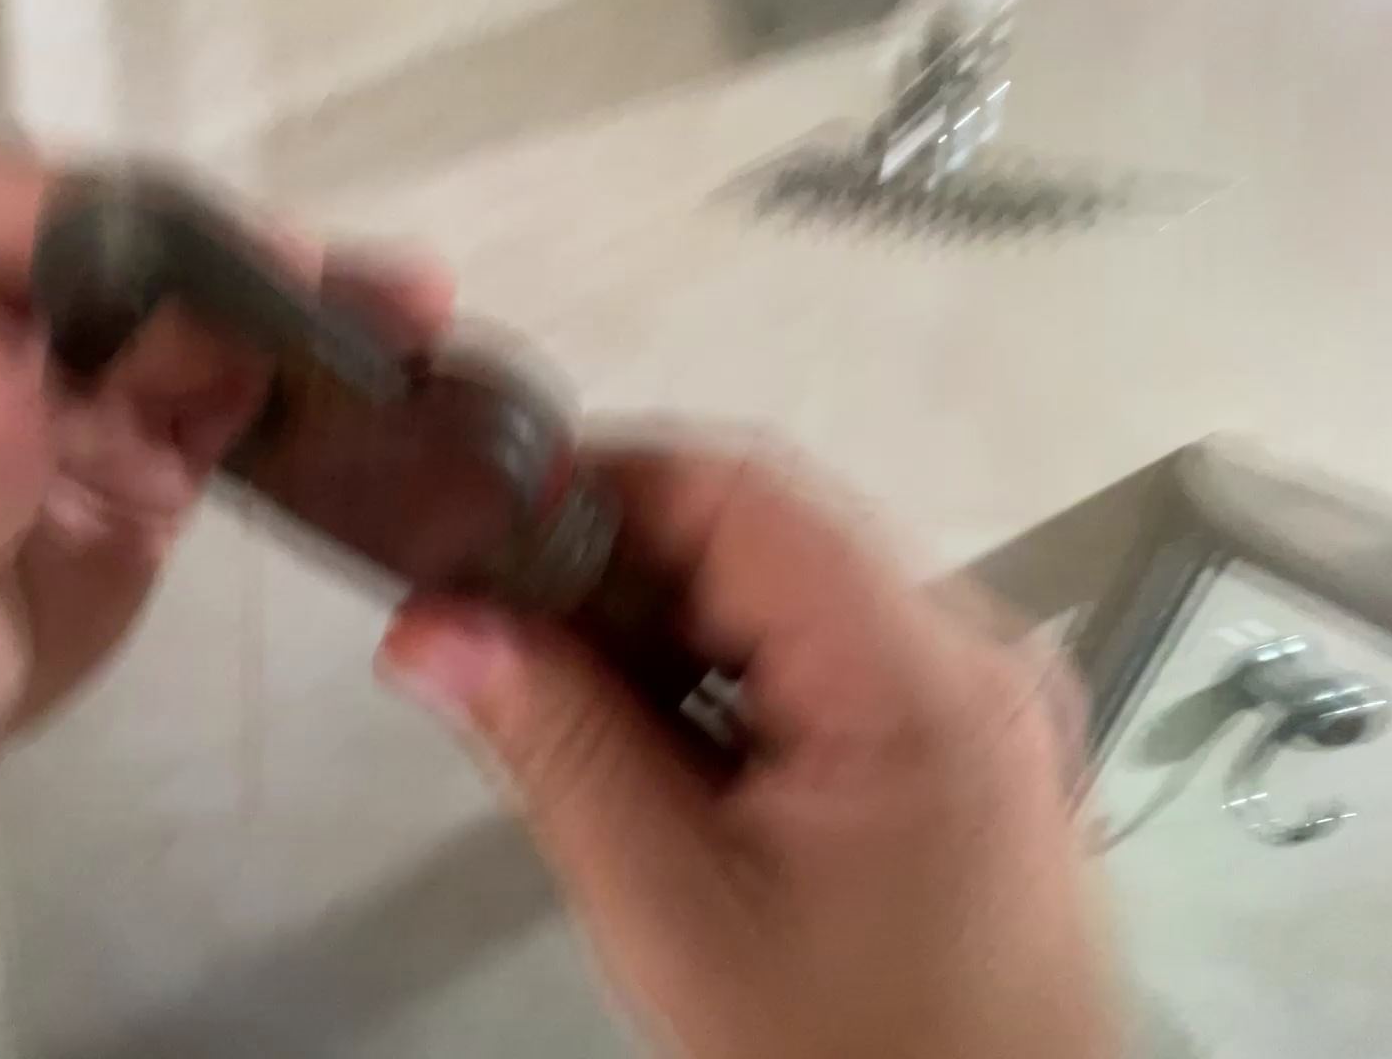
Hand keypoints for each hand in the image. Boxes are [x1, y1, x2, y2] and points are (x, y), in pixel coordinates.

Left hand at [0, 138, 454, 807]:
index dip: (80, 217)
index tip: (222, 261)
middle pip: (95, 249)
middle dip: (220, 260)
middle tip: (347, 287)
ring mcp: (54, 390)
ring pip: (175, 319)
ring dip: (276, 320)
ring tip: (397, 322)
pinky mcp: (131, 447)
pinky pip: (212, 399)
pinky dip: (277, 393)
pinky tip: (348, 393)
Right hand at [377, 443, 1114, 1058]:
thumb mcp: (676, 910)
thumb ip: (554, 746)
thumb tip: (434, 630)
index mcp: (917, 676)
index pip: (739, 494)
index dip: (604, 482)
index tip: (495, 522)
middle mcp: (957, 645)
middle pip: (755, 528)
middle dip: (613, 561)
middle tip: (506, 615)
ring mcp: (952, 677)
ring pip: (767, 578)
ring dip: (652, 613)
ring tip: (566, 677)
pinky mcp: (932, 712)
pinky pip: (795, 634)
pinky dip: (703, 657)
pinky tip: (651, 721)